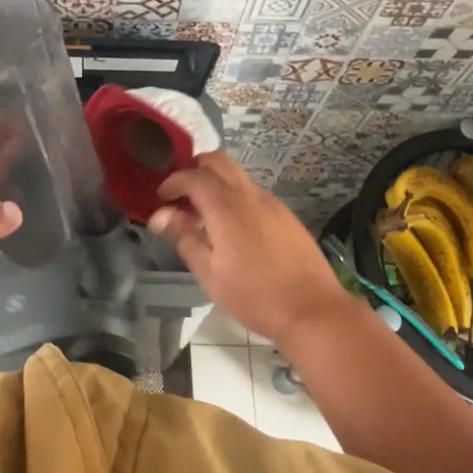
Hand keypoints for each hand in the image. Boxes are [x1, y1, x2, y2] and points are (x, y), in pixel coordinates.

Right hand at [148, 151, 357, 346]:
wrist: (313, 311)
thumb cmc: (255, 296)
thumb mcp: (210, 274)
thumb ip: (184, 238)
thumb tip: (160, 215)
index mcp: (227, 207)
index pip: (193, 176)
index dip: (172, 181)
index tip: (161, 197)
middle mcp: (250, 195)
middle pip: (218, 161)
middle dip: (194, 169)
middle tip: (181, 194)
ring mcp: (272, 203)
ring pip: (237, 176)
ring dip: (216, 183)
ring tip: (204, 216)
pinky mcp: (286, 215)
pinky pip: (253, 193)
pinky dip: (235, 197)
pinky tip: (232, 230)